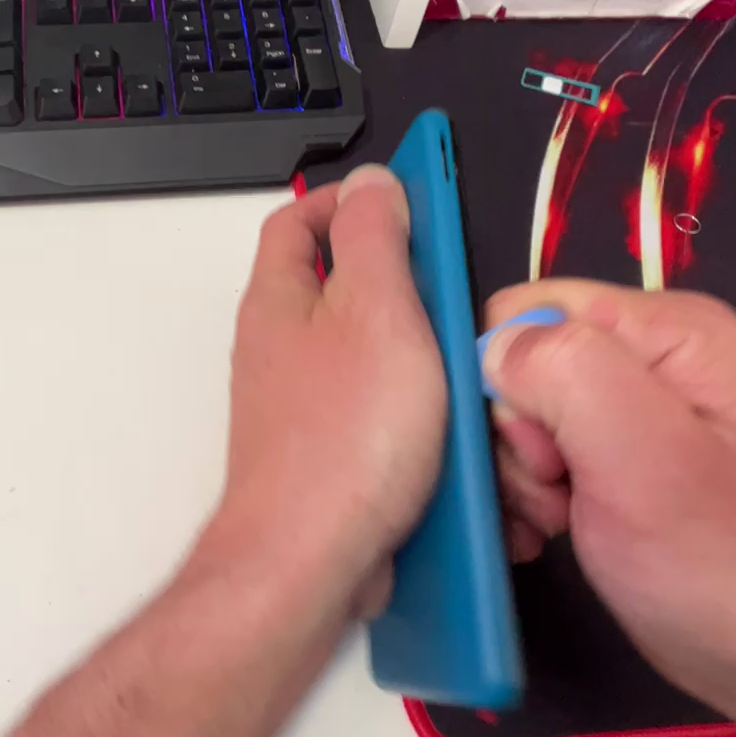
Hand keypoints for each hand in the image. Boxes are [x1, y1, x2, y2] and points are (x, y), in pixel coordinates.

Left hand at [207, 165, 445, 618]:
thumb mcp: (376, 311)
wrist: (309, 556)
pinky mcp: (321, 446)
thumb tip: (372, 181)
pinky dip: (408, 402)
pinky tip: (445, 420)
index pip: (295, 221)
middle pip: (333, 284)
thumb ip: (374, 237)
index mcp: (278, 302)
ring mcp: (295, 400)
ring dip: (413, 347)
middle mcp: (276, 347)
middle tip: (447, 289)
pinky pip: (369, 405)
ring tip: (459, 360)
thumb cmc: (345, 434)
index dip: (343, 199)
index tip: (400, 199)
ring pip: (361, 350)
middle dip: (396, 279)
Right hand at [480, 280, 735, 729]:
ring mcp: (634, 415)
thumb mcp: (648, 459)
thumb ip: (565, 373)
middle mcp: (649, 359)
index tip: (543, 452)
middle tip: (554, 492)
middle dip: (515, 436)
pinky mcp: (618, 463)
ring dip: (518, 476)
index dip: (508, 378)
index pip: (524, 311)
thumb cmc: (734, 570)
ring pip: (518, 417)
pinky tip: (545, 535)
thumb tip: (492, 348)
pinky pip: (537, 457)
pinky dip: (526, 498)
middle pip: (517, 366)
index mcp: (667, 331)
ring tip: (555, 524)